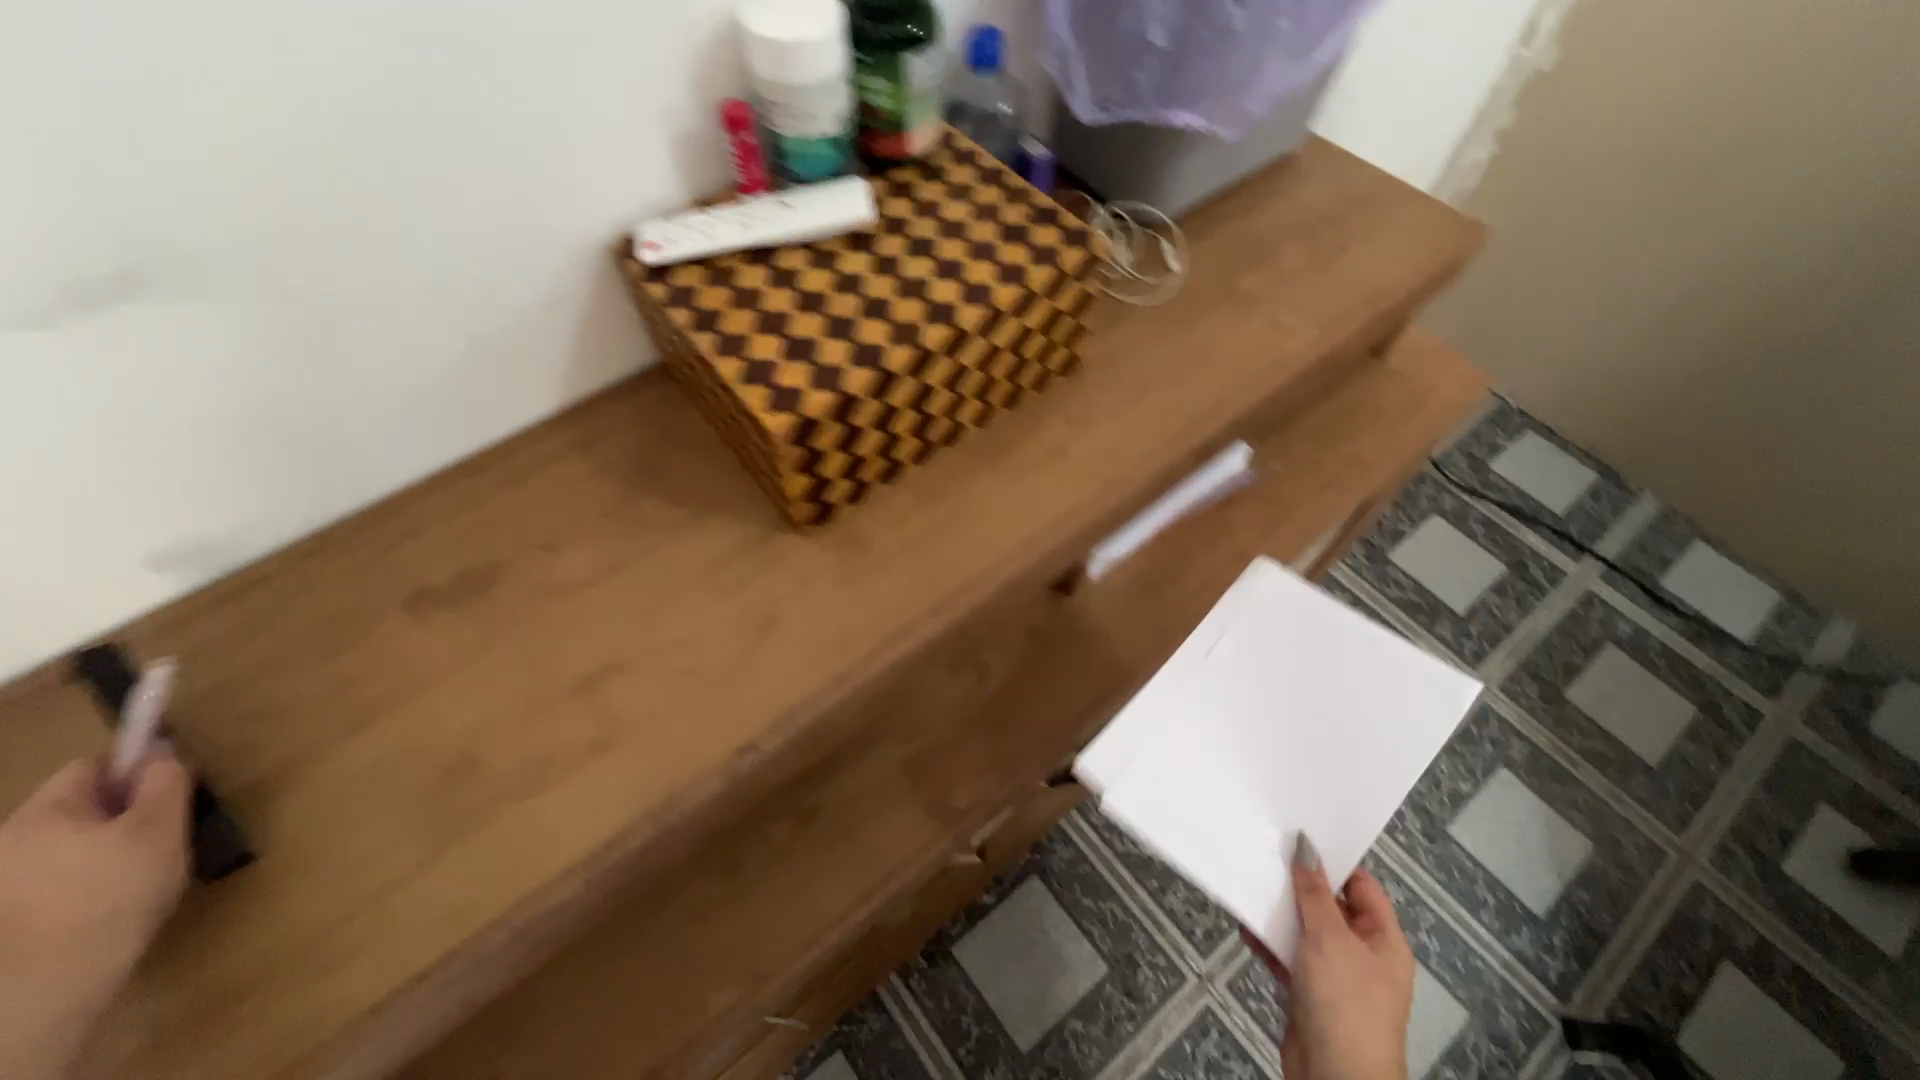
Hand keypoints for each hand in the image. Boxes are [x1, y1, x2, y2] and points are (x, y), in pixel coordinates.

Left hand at [0, 753, 190, 1079]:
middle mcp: (10, 838)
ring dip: (104, 852)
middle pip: (78, 808)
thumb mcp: (159, 829)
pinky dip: (86, 885)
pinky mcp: (9, 916)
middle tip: (164, 837)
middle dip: (121, 815)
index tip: (170, 794)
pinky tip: (110, 907)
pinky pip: (56, 881)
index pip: (92, 765)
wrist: (51, 982)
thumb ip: (165, 784)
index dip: (135, 771)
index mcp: (43, 810)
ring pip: (67, 846)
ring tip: (142, 878)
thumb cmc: (113, 892)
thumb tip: (163, 754)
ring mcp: (4, 881)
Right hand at [1245, 836, 1414, 1079]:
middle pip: (1331, 909)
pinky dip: (1270, 943)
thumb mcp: (1330, 938)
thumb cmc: (1344, 1000)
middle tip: (1266, 856)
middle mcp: (1363, 956)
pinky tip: (1245, 927)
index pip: (1363, 888)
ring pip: (1306, 934)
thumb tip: (1306, 846)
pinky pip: (1289, 958)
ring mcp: (1335, 977)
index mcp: (1384, 941)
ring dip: (1280, 915)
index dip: (1334, 864)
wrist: (1335, 1076)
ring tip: (1249, 885)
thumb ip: (1314, 892)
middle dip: (1300, 888)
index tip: (1298, 839)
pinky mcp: (1309, 994)